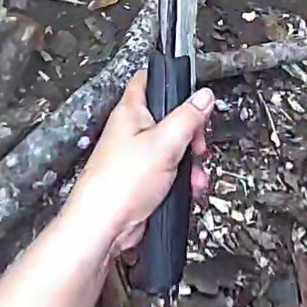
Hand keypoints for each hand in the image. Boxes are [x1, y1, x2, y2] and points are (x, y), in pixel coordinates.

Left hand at [65, 72, 211, 257]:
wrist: (104, 227)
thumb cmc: (119, 184)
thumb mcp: (164, 144)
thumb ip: (187, 117)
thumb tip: (202, 96)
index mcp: (131, 111)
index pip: (149, 79)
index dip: (170, 81)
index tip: (190, 92)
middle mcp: (132, 130)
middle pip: (170, 116)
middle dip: (190, 131)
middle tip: (196, 142)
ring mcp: (137, 154)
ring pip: (173, 146)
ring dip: (189, 159)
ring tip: (193, 172)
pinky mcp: (143, 177)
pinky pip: (169, 170)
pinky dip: (182, 178)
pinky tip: (187, 188)